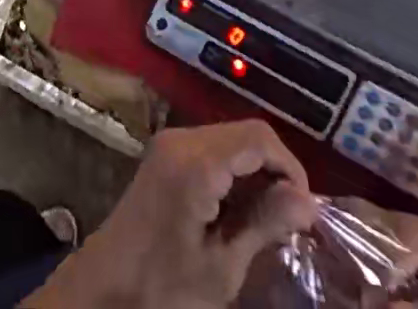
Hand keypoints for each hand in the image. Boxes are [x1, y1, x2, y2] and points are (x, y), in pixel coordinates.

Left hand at [26, 121, 317, 308]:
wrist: (108, 281)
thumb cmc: (165, 283)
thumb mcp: (223, 264)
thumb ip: (265, 223)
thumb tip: (309, 199)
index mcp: (196, 162)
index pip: (259, 138)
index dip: (291, 168)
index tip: (305, 212)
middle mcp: (181, 139)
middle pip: (245, 133)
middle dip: (276, 169)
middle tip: (291, 219)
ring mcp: (169, 143)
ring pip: (230, 138)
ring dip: (256, 170)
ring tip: (269, 219)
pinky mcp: (165, 153)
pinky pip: (212, 148)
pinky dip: (235, 170)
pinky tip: (239, 209)